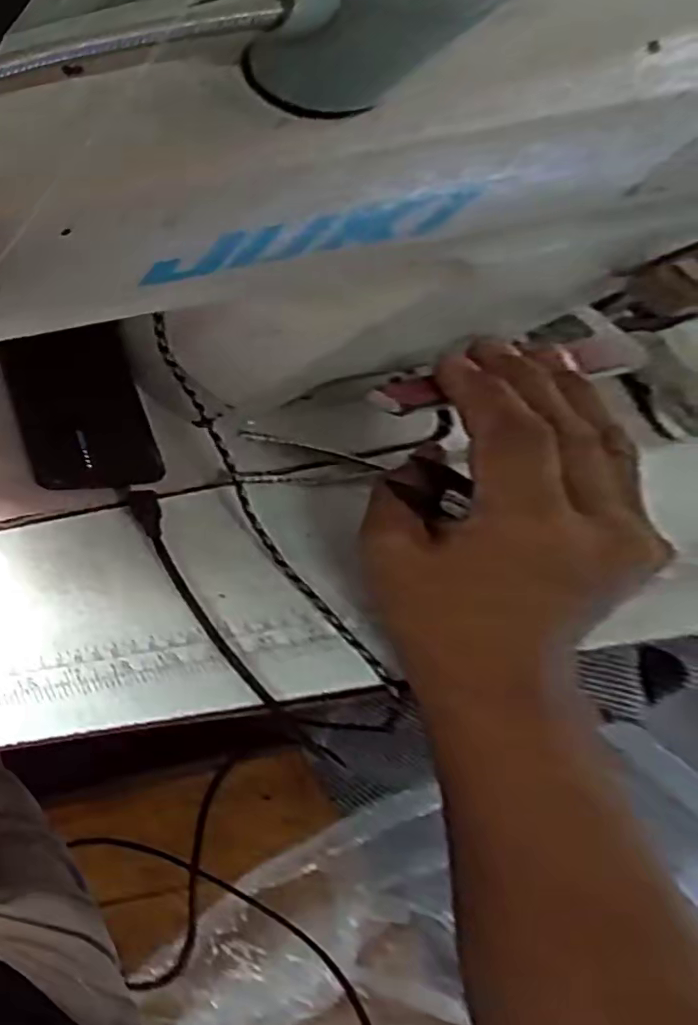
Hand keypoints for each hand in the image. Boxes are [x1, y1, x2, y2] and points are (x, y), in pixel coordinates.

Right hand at [361, 339, 674, 706]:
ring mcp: (628, 533)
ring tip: (538, 359)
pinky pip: (614, 470)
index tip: (454, 362)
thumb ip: (400, 497)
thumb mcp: (390, 554)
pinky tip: (566, 409)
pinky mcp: (633, 541)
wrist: (498, 676)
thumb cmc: (434, 619)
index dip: (483, 392)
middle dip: (528, 382)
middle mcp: (598, 525)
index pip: (515, 437)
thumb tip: (420, 462)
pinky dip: (588, 431)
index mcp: (530, 528)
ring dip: (568, 397)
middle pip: (571, 431)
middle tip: (493, 348)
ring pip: (608, 444)